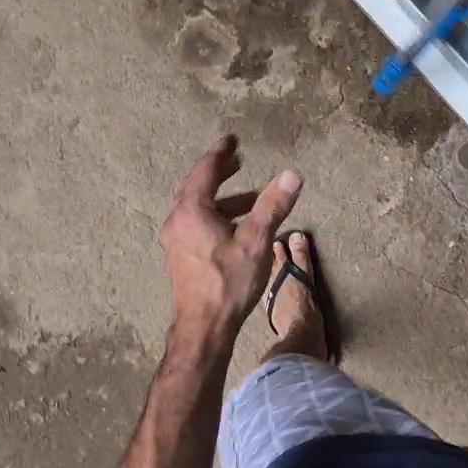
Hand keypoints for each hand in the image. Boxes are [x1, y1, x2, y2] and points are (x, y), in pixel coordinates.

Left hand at [159, 135, 302, 344]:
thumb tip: (292, 175)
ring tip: (249, 200)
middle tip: (236, 162)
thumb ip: (272, 206)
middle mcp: (177, 221)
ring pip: (196, 209)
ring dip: (221, 200)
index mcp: (192, 210)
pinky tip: (234, 228)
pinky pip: (195, 224)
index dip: (220, 155)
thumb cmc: (229, 281)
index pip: (205, 172)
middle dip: (217, 174)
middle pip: (196, 188)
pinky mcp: (180, 257)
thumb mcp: (256, 240)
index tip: (231, 141)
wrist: (204, 326)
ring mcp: (175, 241)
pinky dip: (214, 216)